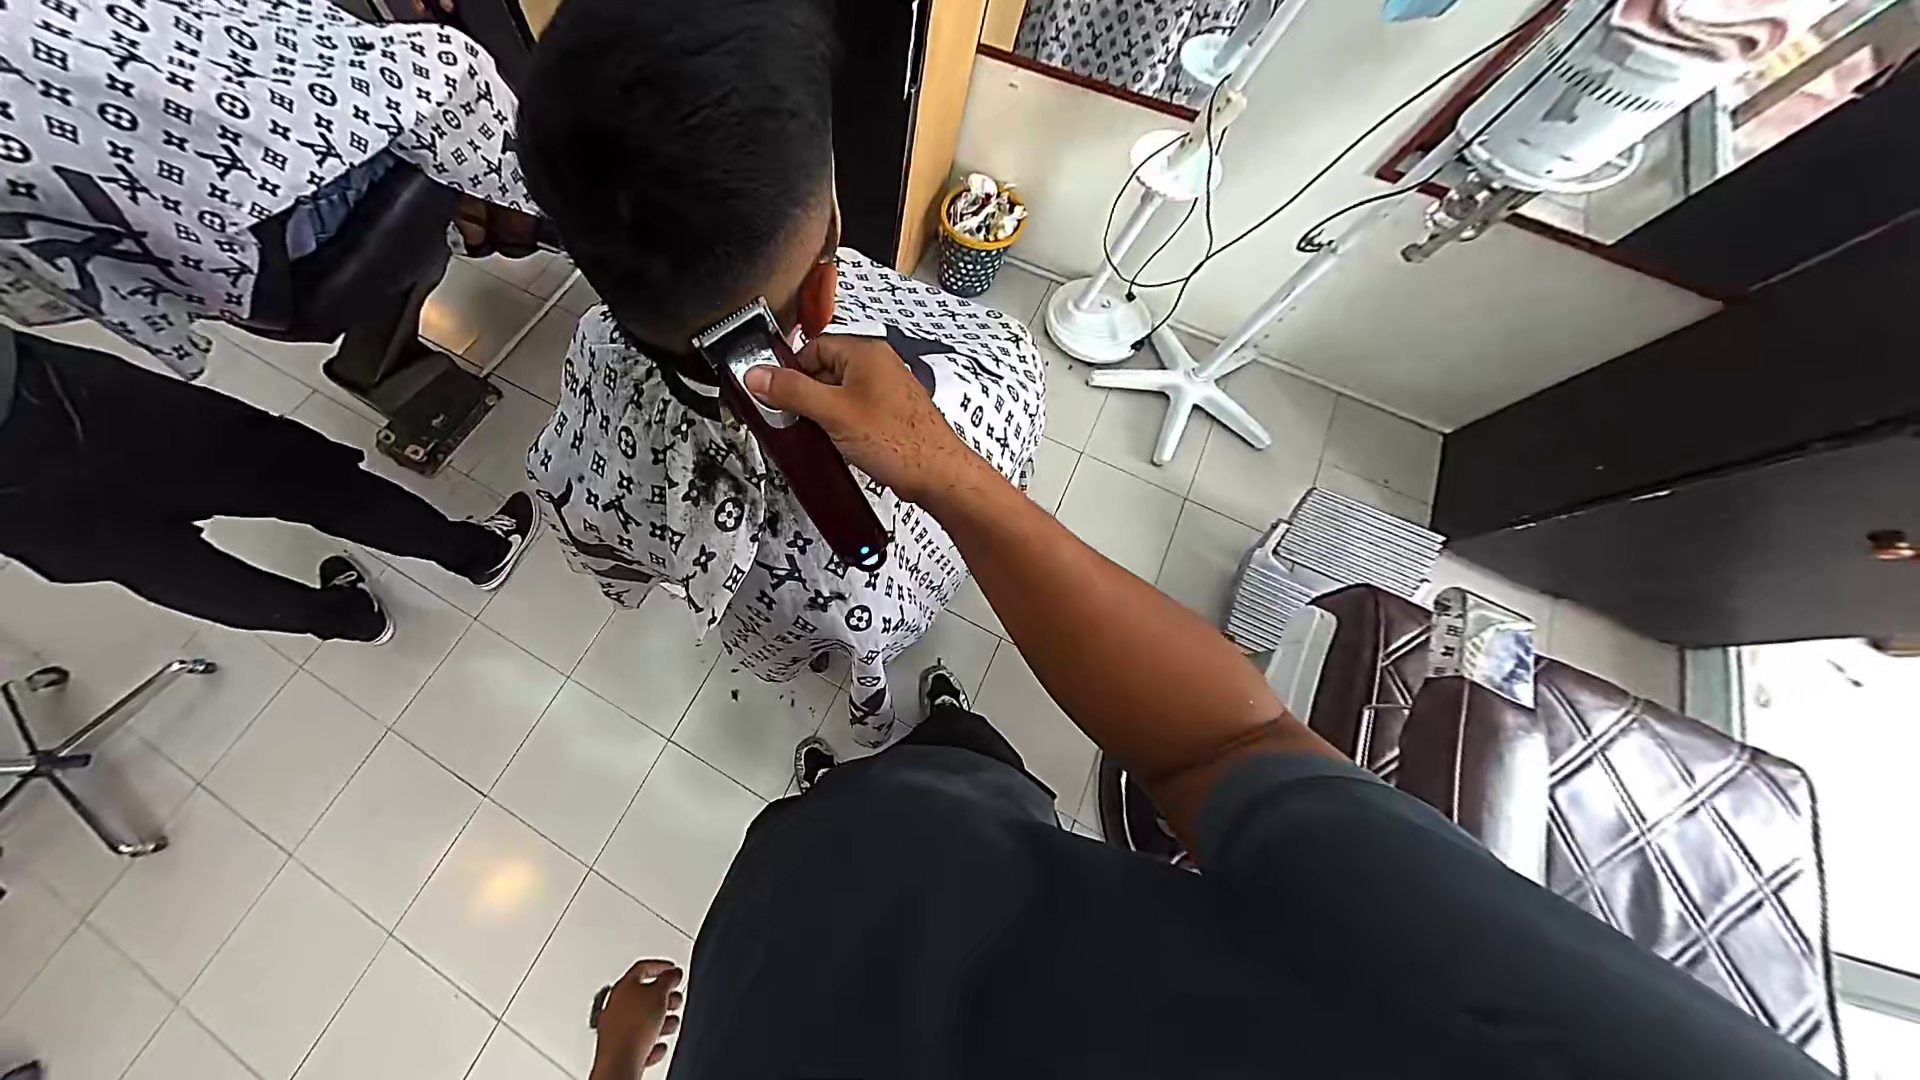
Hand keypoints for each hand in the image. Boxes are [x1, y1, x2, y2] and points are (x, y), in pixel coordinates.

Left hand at [589, 960, 683, 1079]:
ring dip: (660, 1020)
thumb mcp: (660, 994)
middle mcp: (615, 1006)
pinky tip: (657, 1043)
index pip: (642, 967)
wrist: (620, 1063)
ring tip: (670, 1023)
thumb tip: (673, 973)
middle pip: (643, 994)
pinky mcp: (617, 1050)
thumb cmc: (634, 1028)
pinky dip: (651, 1040)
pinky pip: (638, 1039)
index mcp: (623, 987)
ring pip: (642, 1018)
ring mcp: (614, 1030)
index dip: (660, 966)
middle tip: (675, 998)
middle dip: (663, 997)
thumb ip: (669, 979)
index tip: (672, 969)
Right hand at [742, 334, 987, 505]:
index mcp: (865, 352)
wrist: (938, 475)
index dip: (790, 371)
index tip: (775, 393)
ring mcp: (887, 392)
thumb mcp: (833, 413)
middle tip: (799, 419)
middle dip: (807, 397)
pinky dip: (844, 426)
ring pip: (840, 395)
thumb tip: (758, 376)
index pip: (811, 347)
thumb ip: (791, 392)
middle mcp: (879, 366)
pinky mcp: (891, 416)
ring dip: (825, 415)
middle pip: (824, 371)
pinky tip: (844, 445)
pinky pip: (856, 413)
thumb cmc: (901, 441)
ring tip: (826, 435)